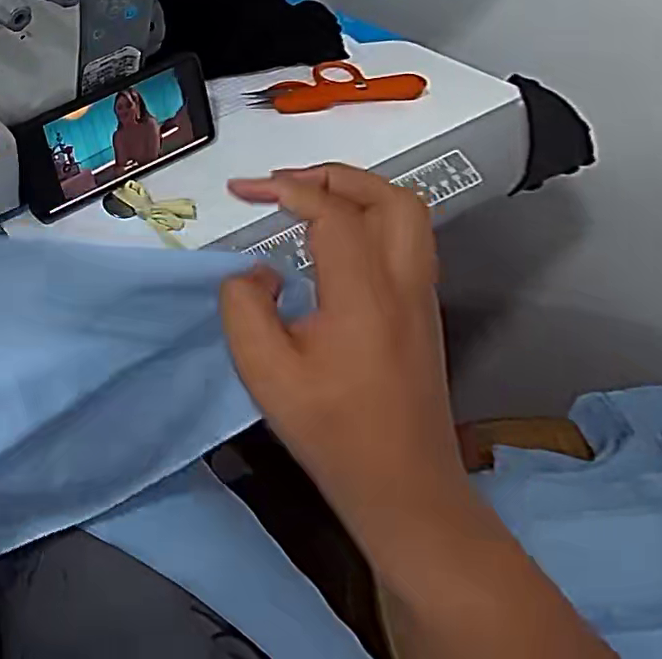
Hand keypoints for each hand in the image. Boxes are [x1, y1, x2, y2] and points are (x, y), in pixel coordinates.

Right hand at [218, 164, 466, 544]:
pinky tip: (322, 241)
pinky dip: (362, 220)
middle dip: (334, 176)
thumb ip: (243, 302)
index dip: (285, 189)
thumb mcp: (261, 366)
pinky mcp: (419, 315)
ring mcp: (420, 301)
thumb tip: (256, 272)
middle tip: (282, 181)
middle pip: (394, 200)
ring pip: (407, 218)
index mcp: (366, 297)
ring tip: (299, 199)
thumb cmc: (329, 427)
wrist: (402, 486)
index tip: (241, 191)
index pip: (334, 214)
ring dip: (353, 194)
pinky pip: (401, 242)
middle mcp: (405, 288)